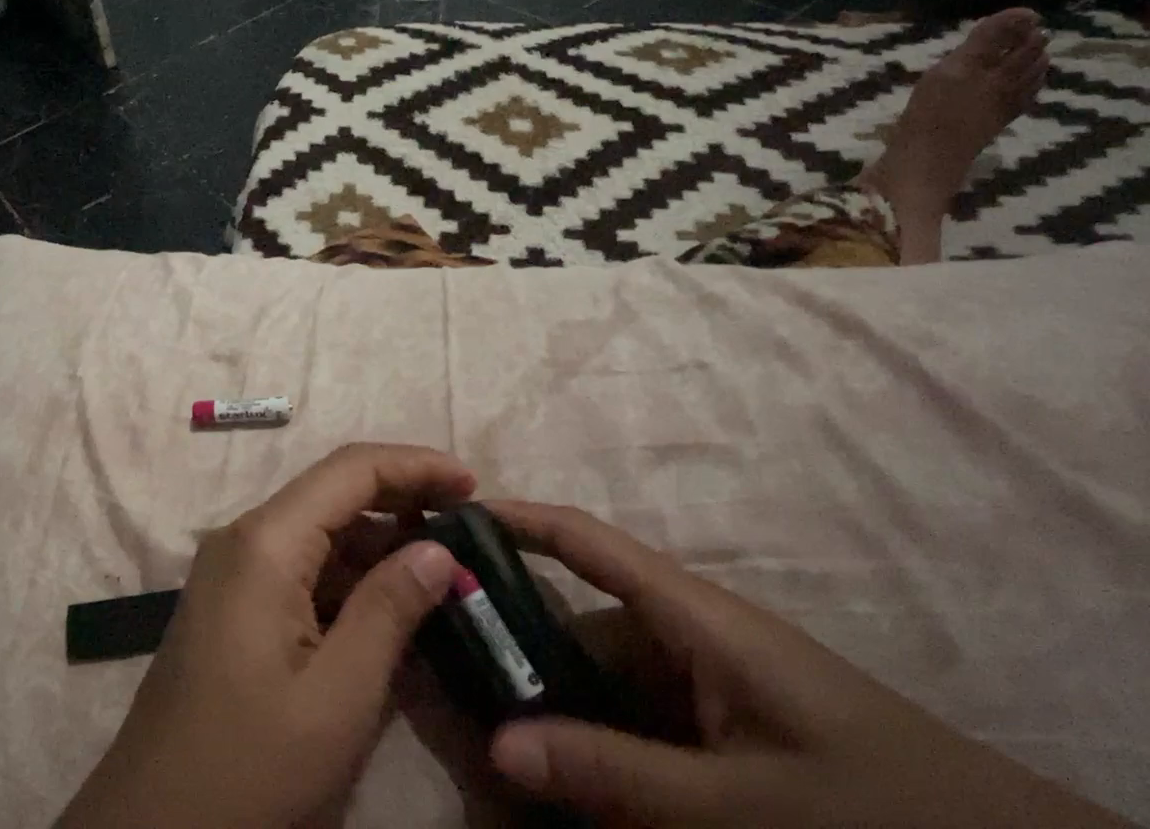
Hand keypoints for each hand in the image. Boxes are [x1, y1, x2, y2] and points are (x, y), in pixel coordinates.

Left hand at [55, 444, 475, 828]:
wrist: (156, 822)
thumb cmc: (251, 762)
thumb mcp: (339, 695)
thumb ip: (390, 610)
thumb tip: (439, 548)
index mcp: (265, 544)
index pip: (349, 470)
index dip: (416, 466)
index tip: (476, 488)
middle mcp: (242, 542)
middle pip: (333, 496)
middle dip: (404, 506)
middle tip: (472, 536)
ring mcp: (232, 575)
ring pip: (319, 536)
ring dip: (380, 548)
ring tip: (448, 575)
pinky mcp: (233, 608)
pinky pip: (300, 572)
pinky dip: (350, 581)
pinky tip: (396, 610)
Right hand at [482, 502, 1134, 828]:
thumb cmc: (874, 805)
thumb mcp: (742, 802)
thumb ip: (617, 773)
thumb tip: (494, 744)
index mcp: (696, 619)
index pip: (588, 543)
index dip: (517, 520)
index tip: (444, 518)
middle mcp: (688, 639)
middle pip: (579, 624)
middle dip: (513, 646)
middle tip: (445, 674)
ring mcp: (702, 686)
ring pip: (600, 681)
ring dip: (549, 705)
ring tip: (485, 736)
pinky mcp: (716, 729)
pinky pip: (632, 722)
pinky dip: (590, 741)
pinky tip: (557, 777)